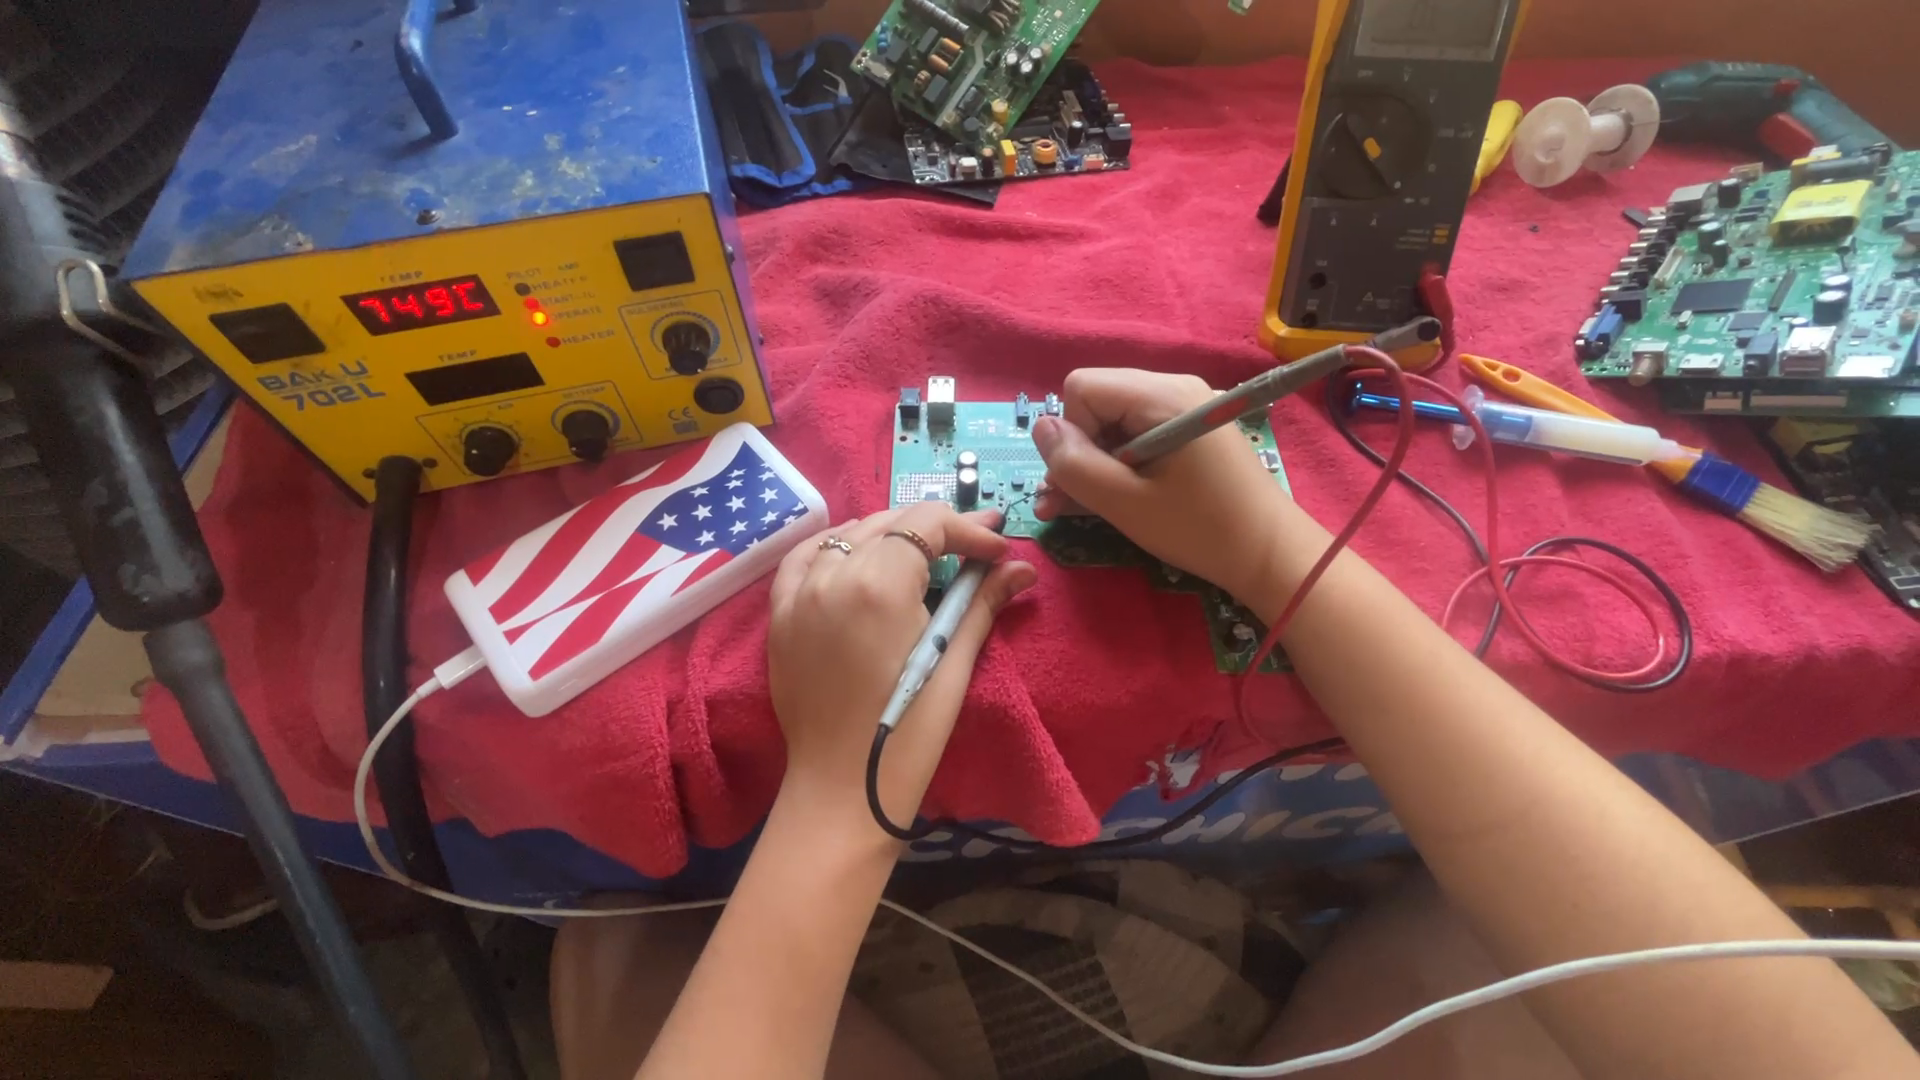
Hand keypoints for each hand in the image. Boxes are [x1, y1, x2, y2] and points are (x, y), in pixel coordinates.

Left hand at [767, 503, 1036, 840]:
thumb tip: (1021, 567)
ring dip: (891, 534)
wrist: (839, 788)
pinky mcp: (780, 614)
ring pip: (849, 534)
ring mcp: (799, 593)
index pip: (927, 525)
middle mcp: (832, 575)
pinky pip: (804, 558)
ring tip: (925, 553)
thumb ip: (982, 603)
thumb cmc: (908, 733)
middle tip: (976, 546)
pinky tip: (858, 555)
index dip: (970, 529)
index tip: (999, 548)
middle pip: (890, 523)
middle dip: (937, 529)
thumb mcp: (952, 664)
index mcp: (879, 585)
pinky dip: (836, 546)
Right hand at [1032, 368, 1302, 605]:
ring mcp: (1184, 409)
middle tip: (1065, 503)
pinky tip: (1107, 501)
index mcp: (1162, 395)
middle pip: (1096, 403)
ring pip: (1113, 424)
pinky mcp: (1191, 433)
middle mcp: (1174, 389)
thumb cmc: (1200, 530)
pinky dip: (1118, 467)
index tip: (1086, 477)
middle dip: (1076, 452)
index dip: (1071, 432)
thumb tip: (1040, 427)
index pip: (1082, 387)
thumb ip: (1075, 464)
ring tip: (1073, 509)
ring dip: (1092, 465)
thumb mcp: (1126, 503)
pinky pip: (1137, 438)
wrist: (1272, 555)